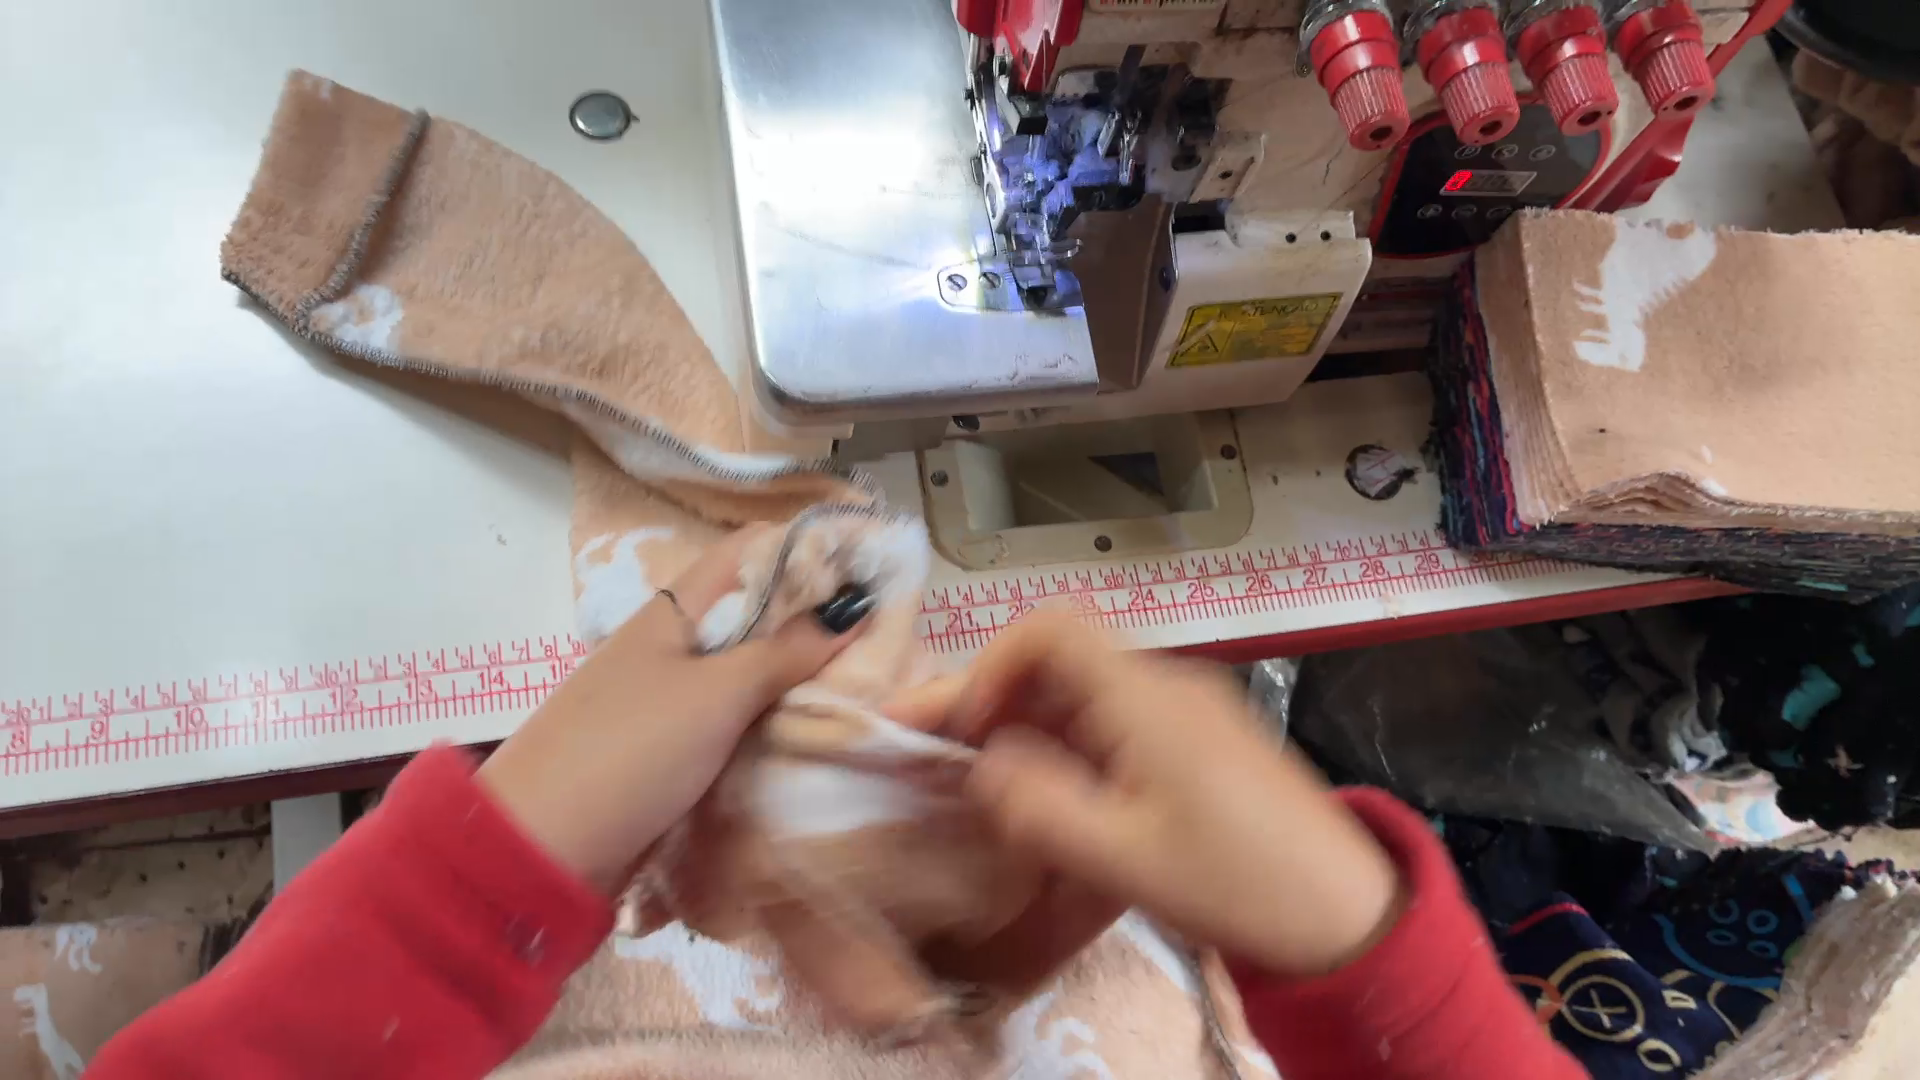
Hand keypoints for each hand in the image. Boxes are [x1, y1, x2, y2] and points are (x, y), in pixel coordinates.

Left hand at [477, 529, 861, 894]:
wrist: (540, 851)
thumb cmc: (632, 749)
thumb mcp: (717, 692)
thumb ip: (786, 651)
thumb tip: (852, 611)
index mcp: (676, 607)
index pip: (753, 549)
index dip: (810, 547)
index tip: (869, 565)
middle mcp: (676, 639)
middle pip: (757, 607)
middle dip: (816, 610)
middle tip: (879, 626)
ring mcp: (674, 691)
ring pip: (751, 660)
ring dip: (800, 663)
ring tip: (862, 670)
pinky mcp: (675, 739)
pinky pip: (739, 708)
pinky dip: (776, 707)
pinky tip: (814, 717)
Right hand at [895, 613, 1402, 977]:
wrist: (1351, 916)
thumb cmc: (1243, 884)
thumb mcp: (1128, 859)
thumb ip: (1042, 808)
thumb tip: (983, 764)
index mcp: (1144, 696)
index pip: (1051, 629)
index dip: (992, 664)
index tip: (967, 727)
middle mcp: (1158, 685)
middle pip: (1055, 662)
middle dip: (991, 701)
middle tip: (940, 751)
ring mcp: (1176, 710)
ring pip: (1076, 694)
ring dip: (1022, 727)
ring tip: (979, 776)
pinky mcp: (1187, 740)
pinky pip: (1105, 723)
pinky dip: (1060, 746)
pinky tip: (1045, 788)